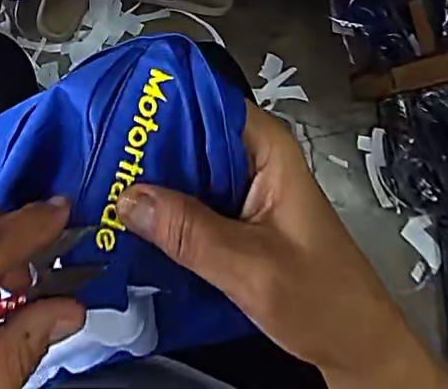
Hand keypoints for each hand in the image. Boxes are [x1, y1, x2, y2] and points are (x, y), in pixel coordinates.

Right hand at [119, 102, 447, 388]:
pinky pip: (193, 200)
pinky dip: (165, 210)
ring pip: (189, 169)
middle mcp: (256, 156)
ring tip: (99, 187)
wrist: (353, 343)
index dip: (165, 105)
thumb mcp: (252, 268)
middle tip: (94, 158)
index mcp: (269, 147)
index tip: (118, 115)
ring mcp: (246, 185)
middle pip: (194, 134)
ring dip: (153, 181)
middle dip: (149, 148)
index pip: (210, 103)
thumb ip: (191, 233)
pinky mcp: (236, 215)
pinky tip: (129, 222)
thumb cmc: (322, 298)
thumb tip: (129, 198)